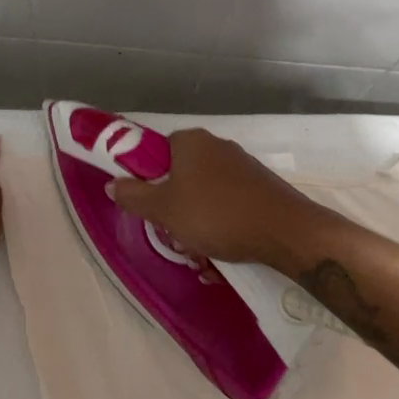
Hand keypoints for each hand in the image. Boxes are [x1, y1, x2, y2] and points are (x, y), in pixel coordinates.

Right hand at [106, 128, 340, 266]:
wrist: (285, 231)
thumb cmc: (216, 214)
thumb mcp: (164, 210)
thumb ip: (134, 196)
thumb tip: (112, 183)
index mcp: (190, 141)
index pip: (155, 154)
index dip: (147, 182)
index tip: (150, 209)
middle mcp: (216, 147)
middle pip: (180, 179)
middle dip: (174, 213)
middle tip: (175, 238)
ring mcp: (242, 168)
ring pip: (204, 199)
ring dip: (197, 228)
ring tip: (201, 257)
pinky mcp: (260, 189)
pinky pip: (228, 209)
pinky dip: (221, 231)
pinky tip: (222, 257)